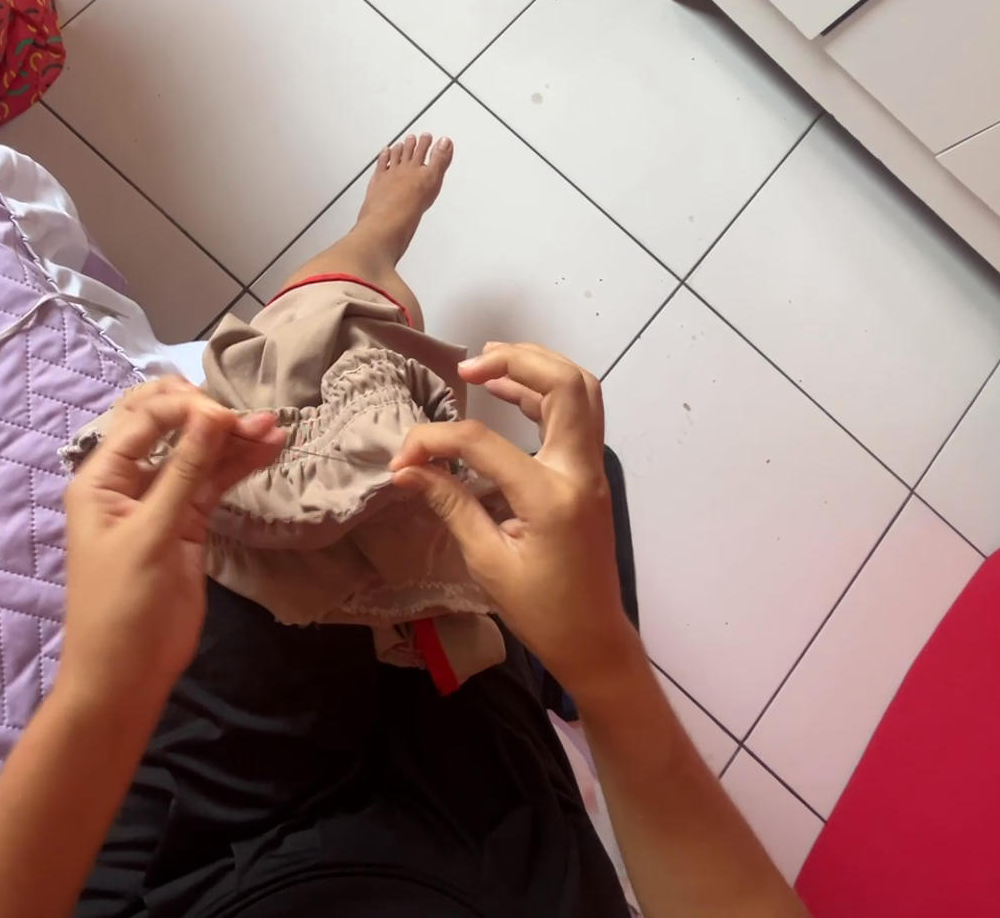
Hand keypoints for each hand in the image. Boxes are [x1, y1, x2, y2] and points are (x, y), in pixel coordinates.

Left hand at [60, 376, 283, 715]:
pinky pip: (214, 483)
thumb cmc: (122, 605)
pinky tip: (268, 450)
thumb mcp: (152, 534)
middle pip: (169, 427)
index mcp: (102, 476)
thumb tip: (212, 413)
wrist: (126, 675)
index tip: (227, 419)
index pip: (144, 418)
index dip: (187, 410)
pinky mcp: (188, 522)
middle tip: (252, 421)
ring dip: (234, 441)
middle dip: (210, 416)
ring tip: (274, 429)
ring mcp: (161, 500)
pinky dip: (239, 467)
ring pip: (199, 455)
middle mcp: (129, 479)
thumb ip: (184, 471)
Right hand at [389, 343, 643, 701]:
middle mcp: (579, 471)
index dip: (435, 440)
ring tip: (485, 365)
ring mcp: (591, 469)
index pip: (483, 443)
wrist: (594, 639)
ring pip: (580, 391)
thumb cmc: (541, 611)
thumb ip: (449, 504)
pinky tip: (507, 392)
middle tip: (467, 368)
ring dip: (535, 368)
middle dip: (516, 361)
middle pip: (565, 384)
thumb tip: (406, 469)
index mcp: (550, 498)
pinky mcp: (589, 473)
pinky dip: (543, 392)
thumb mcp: (486, 562)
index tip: (405, 457)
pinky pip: (576, 414)